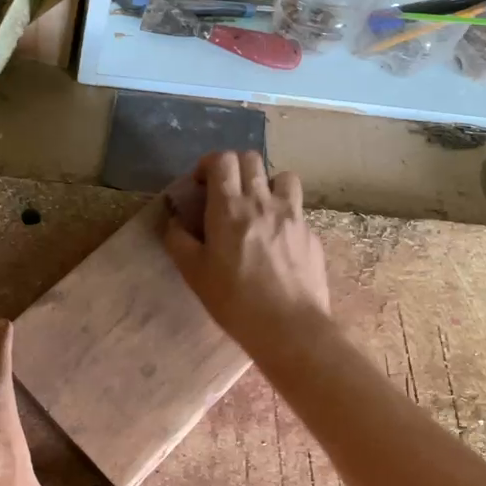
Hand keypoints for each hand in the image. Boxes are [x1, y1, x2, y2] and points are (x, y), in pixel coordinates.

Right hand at [163, 151, 331, 353]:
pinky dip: (285, 215)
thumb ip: (178, 240)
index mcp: (229, 207)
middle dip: (235, 168)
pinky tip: (277, 241)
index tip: (202, 183)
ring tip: (258, 206)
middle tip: (225, 192)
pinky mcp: (311, 235)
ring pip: (283, 176)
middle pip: (251, 159)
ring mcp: (293, 216)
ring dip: (267, 183)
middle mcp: (263, 202)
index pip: (222, 160)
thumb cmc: (234, 300)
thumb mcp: (193, 272)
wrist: (290, 327)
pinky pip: (298, 210)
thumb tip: (174, 221)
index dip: (209, 164)